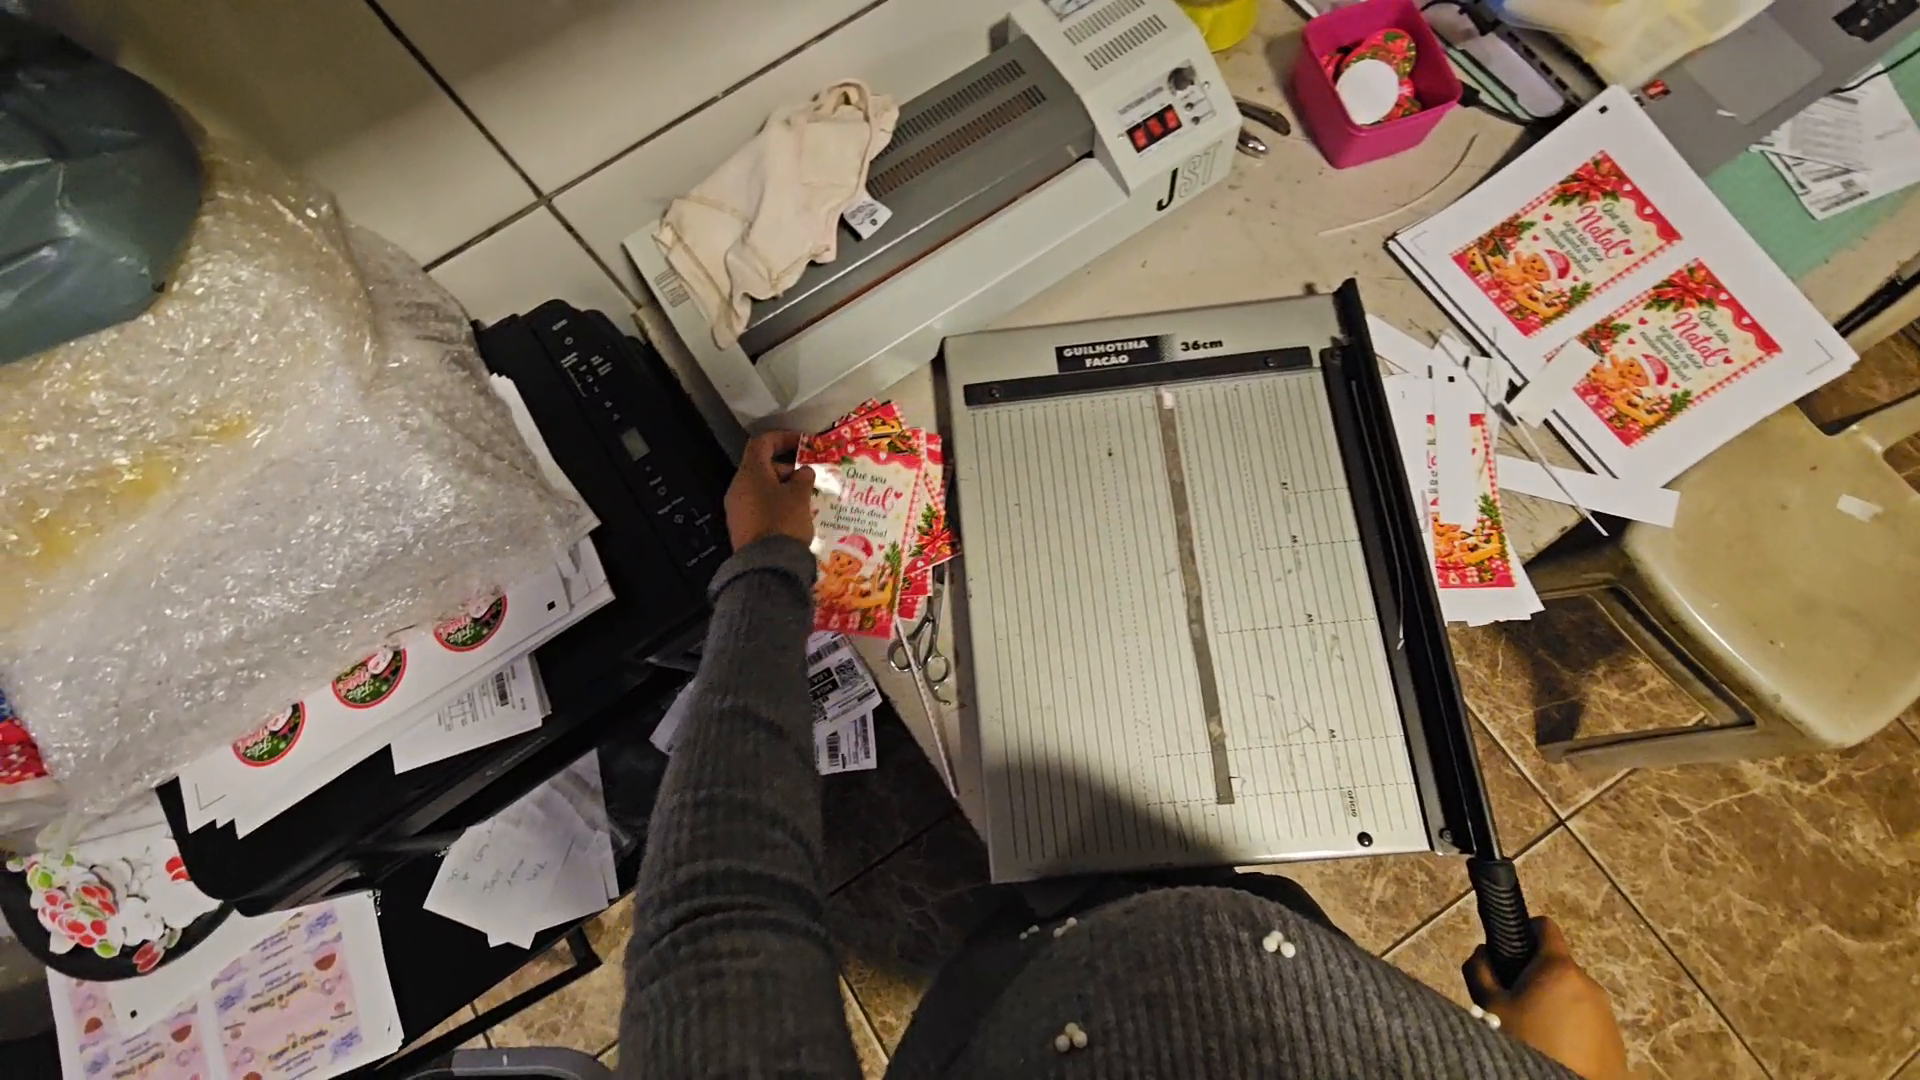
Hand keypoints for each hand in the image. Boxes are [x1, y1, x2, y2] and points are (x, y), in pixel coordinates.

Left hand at [725, 431, 815, 550]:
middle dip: (786, 468)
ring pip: (760, 488)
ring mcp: (737, 509)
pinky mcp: (741, 527)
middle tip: (808, 477)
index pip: (762, 443)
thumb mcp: (800, 496)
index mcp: (750, 473)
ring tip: (805, 498)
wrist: (766, 565)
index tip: (803, 442)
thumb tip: (803, 471)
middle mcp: (738, 487)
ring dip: (782, 488)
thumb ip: (803, 478)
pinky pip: (759, 506)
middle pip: (760, 467)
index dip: (783, 438)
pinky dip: (775, 504)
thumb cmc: (784, 521)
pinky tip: (793, 516)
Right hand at [1464, 917, 1630, 1079]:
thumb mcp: (1488, 1004)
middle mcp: (1590, 985)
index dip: (1524, 928)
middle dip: (1536, 975)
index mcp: (1558, 968)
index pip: (1545, 926)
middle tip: (1513, 999)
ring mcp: (1609, 1016)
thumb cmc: (1526, 1041)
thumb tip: (1484, 952)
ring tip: (1535, 1029)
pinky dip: (1572, 1026)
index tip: (1509, 945)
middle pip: (1556, 966)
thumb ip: (1480, 969)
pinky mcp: (1619, 1044)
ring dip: (1555, 1002)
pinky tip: (1556, 1048)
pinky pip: (1588, 1021)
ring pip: (1573, 995)